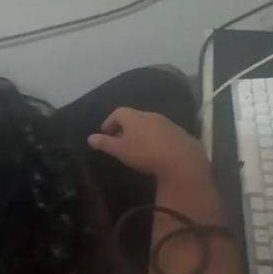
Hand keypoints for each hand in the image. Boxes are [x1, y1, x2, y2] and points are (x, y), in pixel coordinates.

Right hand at [87, 107, 207, 182]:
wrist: (182, 161)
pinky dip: (155, 138)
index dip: (109, 122)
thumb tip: (90, 137)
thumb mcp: (120, 150)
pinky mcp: (179, 132)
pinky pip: (162, 132)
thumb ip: (104, 143)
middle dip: (125, 127)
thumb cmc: (145, 153)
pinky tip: (155, 150)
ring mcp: (167, 122)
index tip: (105, 133)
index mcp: (133, 117)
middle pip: (134, 117)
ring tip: (137, 146)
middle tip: (119, 140)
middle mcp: (150, 115)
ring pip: (149, 124)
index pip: (117, 113)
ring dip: (141, 132)